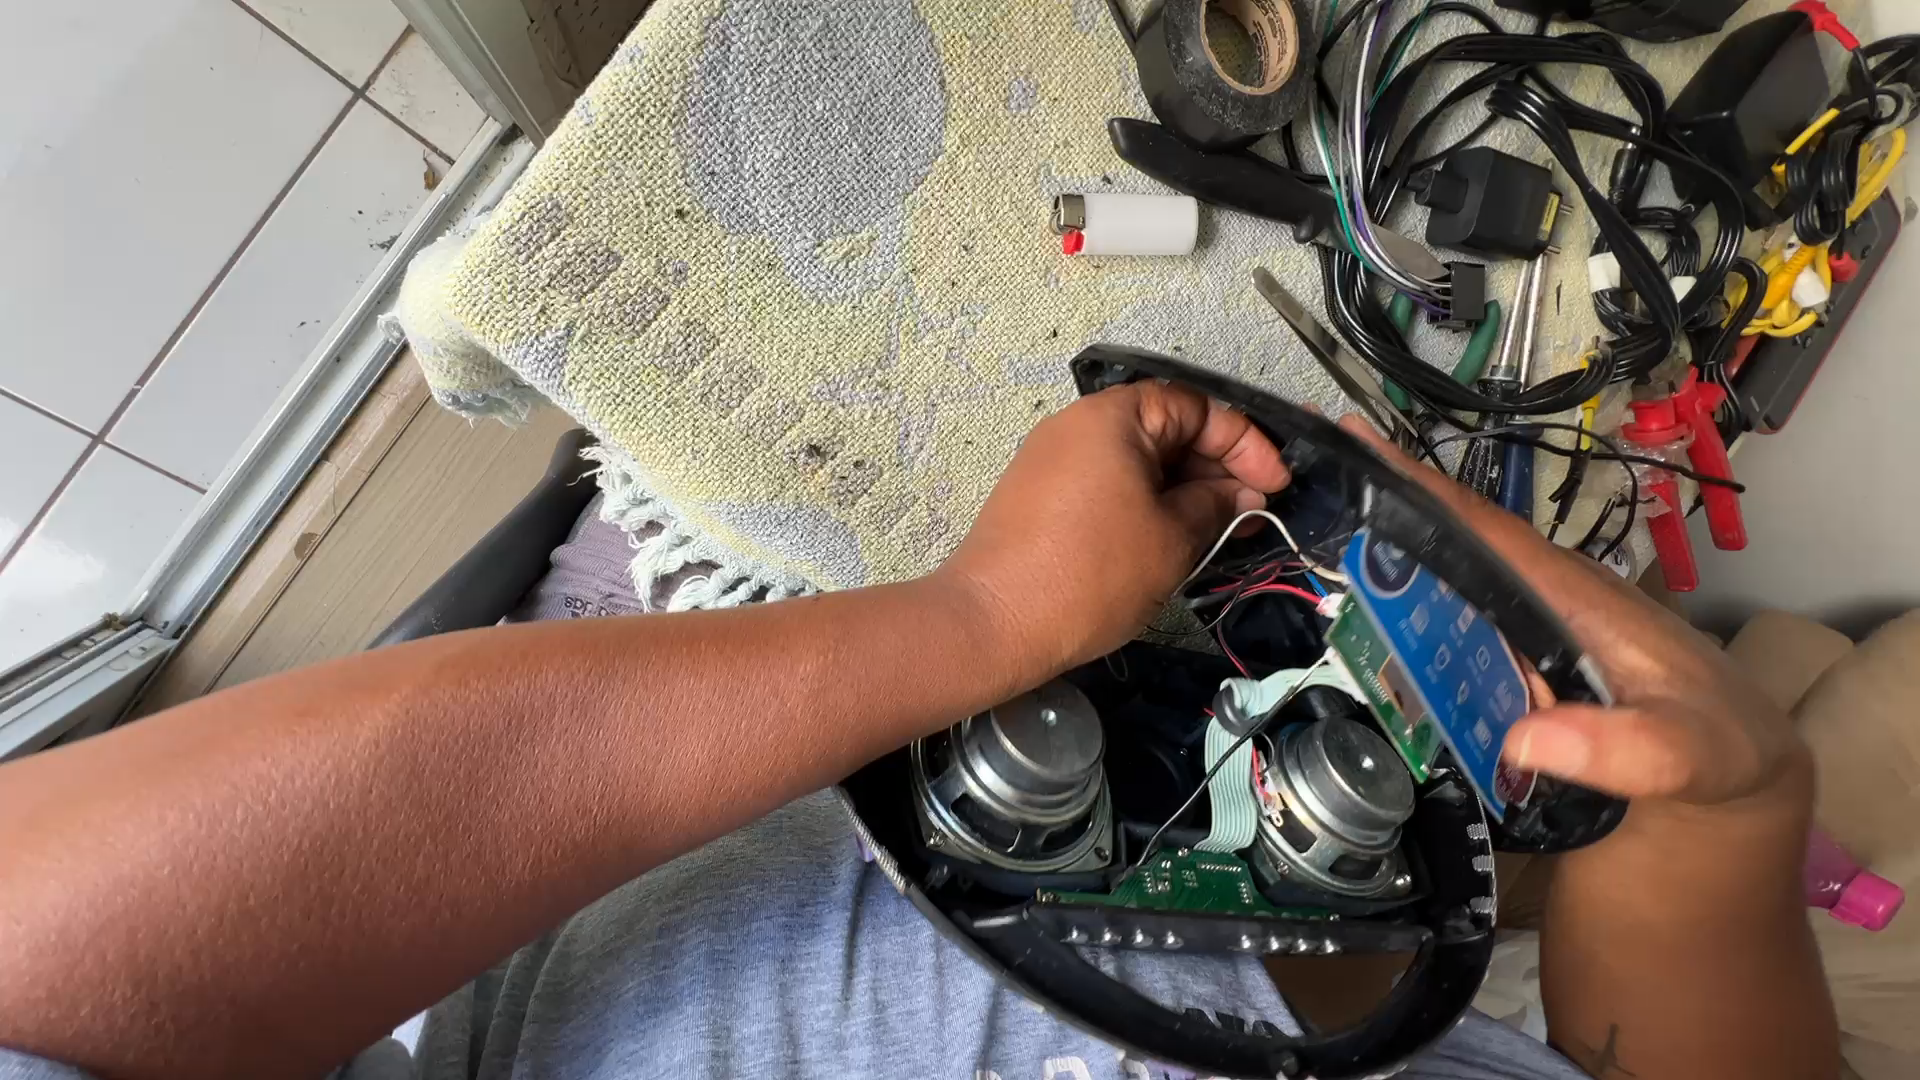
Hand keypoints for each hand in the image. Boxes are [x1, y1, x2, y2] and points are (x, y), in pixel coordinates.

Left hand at [936, 381, 1291, 677]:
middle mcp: (1076, 426)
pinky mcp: (1038, 496)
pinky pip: (1105, 484)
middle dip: (1213, 469)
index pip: (1194, 407)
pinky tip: (1169, 538)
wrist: (995, 622)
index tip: (1274, 485)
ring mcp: (1051, 461)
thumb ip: (1215, 504)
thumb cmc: (1091, 574)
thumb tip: (1241, 493)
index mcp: (1111, 417)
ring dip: (1181, 491)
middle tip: (1250, 513)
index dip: (1243, 443)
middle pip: (1162, 430)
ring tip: (1217, 531)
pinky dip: (1143, 504)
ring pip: (1134, 463)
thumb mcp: (1171, 538)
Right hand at [1335, 415, 1809, 815]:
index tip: (1359, 446)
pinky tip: (1356, 598)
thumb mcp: (1695, 756)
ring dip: (1374, 547)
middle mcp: (1534, 589)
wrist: (1726, 771)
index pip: (1485, 528)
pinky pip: (1438, 612)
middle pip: (1445, 536)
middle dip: (1377, 499)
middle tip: (1307, 476)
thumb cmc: (1715, 748)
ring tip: (1313, 522)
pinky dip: (1394, 598)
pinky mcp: (1504, 641)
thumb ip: (1631, 749)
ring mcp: (1515, 615)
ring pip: (1435, 571)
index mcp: (1570, 590)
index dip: (1422, 488)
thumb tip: (1524, 735)